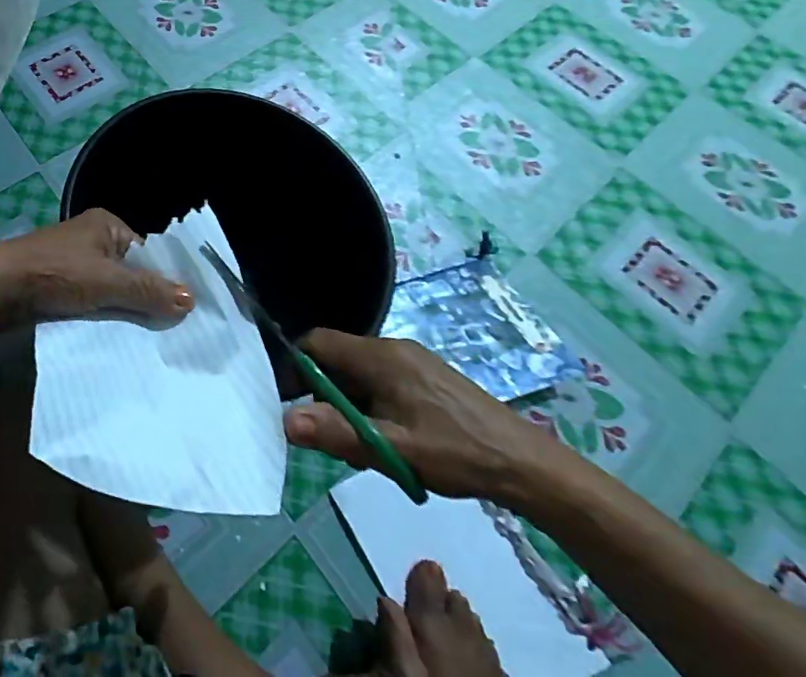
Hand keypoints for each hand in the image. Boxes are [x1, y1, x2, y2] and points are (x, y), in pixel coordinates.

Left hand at [0, 209, 192, 331]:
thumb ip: (148, 292)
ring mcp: (75, 267)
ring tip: (154, 341)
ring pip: (113, 293)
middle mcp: (93, 242)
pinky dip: (105, 320)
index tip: (187, 308)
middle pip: (132, 274)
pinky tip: (121, 340)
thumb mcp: (108, 282)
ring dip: (126, 313)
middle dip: (147, 300)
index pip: (149, 254)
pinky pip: (94, 305)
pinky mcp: (60, 290)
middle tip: (174, 330)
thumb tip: (192, 300)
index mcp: (108, 226)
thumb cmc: (55, 273)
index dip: (167, 279)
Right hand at [282, 330, 575, 502]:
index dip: (293, 368)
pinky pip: (382, 385)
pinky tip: (391, 445)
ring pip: (360, 378)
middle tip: (335, 442)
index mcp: (381, 357)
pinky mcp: (426, 378)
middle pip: (337, 362)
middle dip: (326, 400)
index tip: (284, 402)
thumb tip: (285, 420)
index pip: (317, 343)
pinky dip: (373, 411)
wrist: (521, 462)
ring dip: (352, 411)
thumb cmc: (455, 452)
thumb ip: (337, 433)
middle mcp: (393, 350)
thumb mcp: (392, 448)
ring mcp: (412, 362)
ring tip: (369, 452)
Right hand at [366, 562, 502, 676]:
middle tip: (423, 626)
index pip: (428, 574)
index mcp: (433, 620)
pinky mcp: (503, 675)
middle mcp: (464, 626)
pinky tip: (466, 667)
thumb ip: (393, 634)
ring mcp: (488, 651)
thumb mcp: (399, 671)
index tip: (410, 591)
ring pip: (472, 622)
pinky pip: (487, 649)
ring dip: (459, 626)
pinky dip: (476, 650)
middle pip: (454, 598)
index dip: (419, 578)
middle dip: (440, 604)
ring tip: (443, 645)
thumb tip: (386, 600)